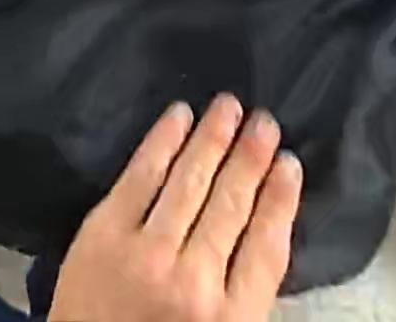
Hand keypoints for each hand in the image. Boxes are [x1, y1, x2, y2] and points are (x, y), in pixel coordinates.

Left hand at [49, 94, 302, 321]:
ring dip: (213, 136)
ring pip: (190, 179)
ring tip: (229, 105)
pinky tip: (180, 114)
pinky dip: (164, 139)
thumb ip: (242, 291)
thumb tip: (265, 217)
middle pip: (231, 202)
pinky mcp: (105, 233)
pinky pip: (142, 173)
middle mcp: (194, 284)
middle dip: (251, 155)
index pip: (267, 245)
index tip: (290, 162)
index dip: (281, 198)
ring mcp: (147, 254)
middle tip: (265, 119)